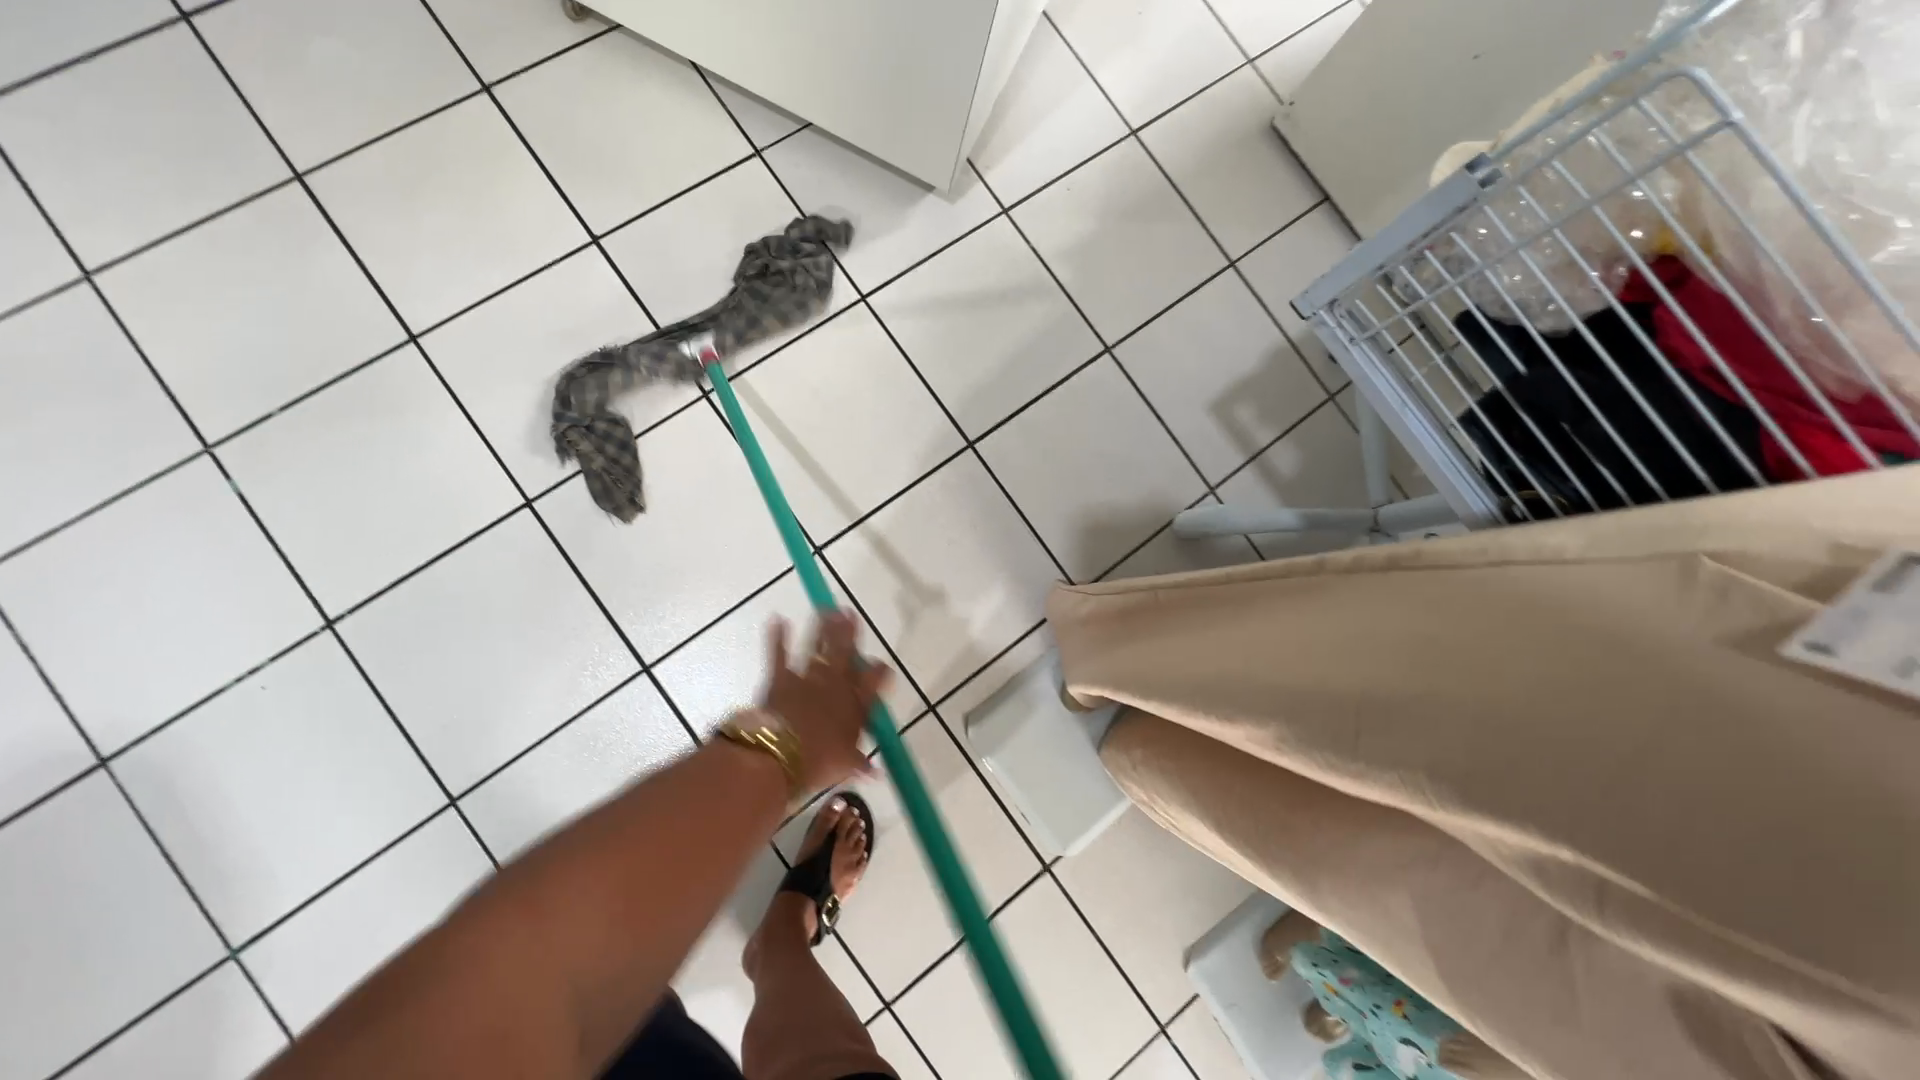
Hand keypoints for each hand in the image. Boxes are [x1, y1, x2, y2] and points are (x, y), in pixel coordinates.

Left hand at [761, 613, 892, 793]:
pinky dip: (777, 636)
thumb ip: (858, 764)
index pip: (875, 682)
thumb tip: (875, 774)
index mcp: (856, 705)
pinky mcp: (780, 678)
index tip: (882, 668)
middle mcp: (835, 686)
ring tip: (826, 608)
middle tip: (850, 613)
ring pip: (817, 647)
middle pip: (846, 654)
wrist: (780, 754)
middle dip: (849, 633)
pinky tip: (777, 619)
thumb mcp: (843, 766)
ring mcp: (807, 678)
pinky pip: (779, 653)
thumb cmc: (818, 763)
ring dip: (822, 627)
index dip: (880, 673)